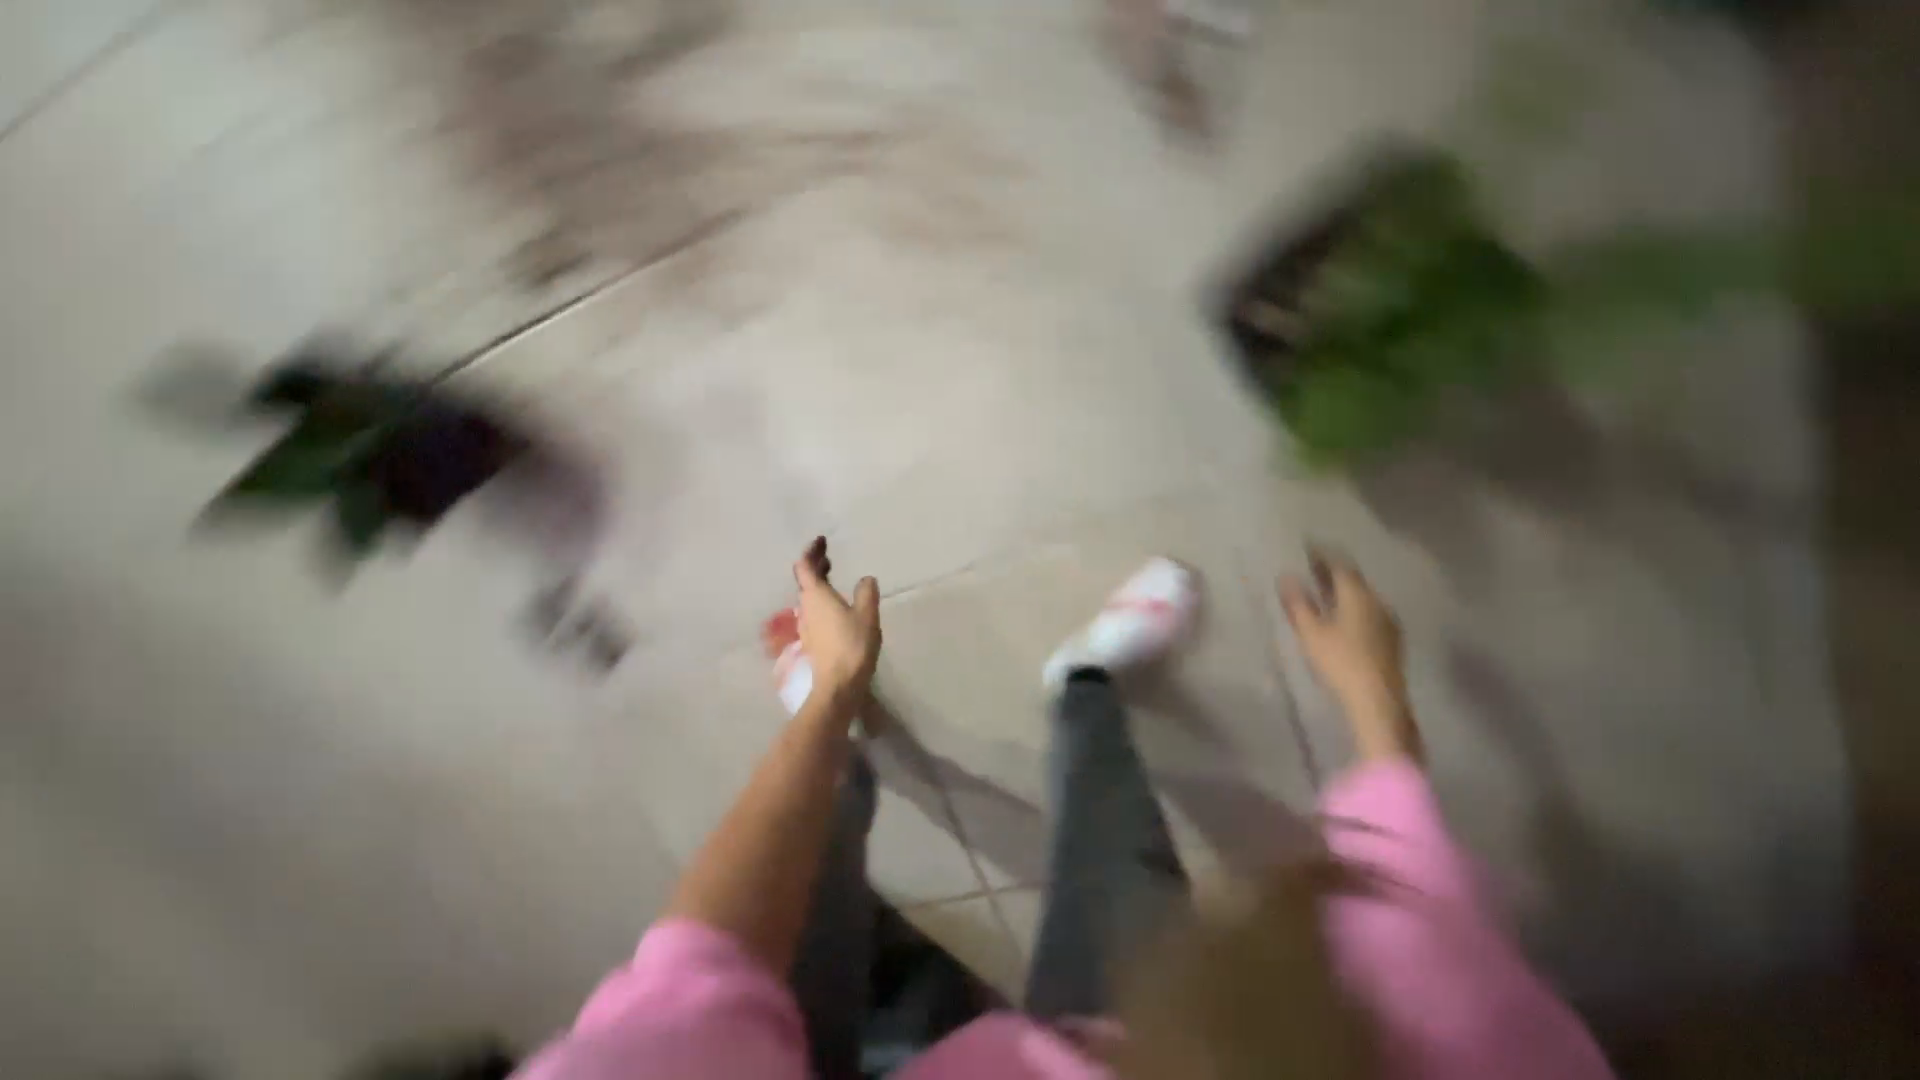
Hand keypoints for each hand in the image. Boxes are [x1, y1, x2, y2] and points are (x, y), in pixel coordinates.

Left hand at [792, 537, 881, 708]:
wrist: (838, 685)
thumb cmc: (852, 645)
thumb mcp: (866, 615)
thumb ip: (866, 593)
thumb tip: (866, 579)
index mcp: (816, 595)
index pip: (804, 566)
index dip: (811, 551)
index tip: (822, 541)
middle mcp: (806, 607)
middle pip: (805, 580)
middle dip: (815, 566)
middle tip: (828, 555)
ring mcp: (806, 625)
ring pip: (808, 596)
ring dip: (818, 583)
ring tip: (833, 577)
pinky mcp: (812, 640)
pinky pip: (814, 611)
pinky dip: (822, 599)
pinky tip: (836, 606)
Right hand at [1279, 548, 1405, 713]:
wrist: (1377, 701)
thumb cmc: (1340, 662)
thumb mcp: (1311, 632)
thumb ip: (1298, 603)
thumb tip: (1285, 576)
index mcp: (1357, 594)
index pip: (1340, 564)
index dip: (1322, 554)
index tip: (1307, 547)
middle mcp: (1377, 601)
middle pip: (1353, 579)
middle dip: (1332, 572)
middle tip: (1311, 568)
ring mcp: (1388, 621)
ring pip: (1362, 597)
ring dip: (1343, 591)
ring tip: (1323, 593)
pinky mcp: (1391, 640)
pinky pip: (1368, 613)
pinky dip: (1352, 608)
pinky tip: (1342, 619)